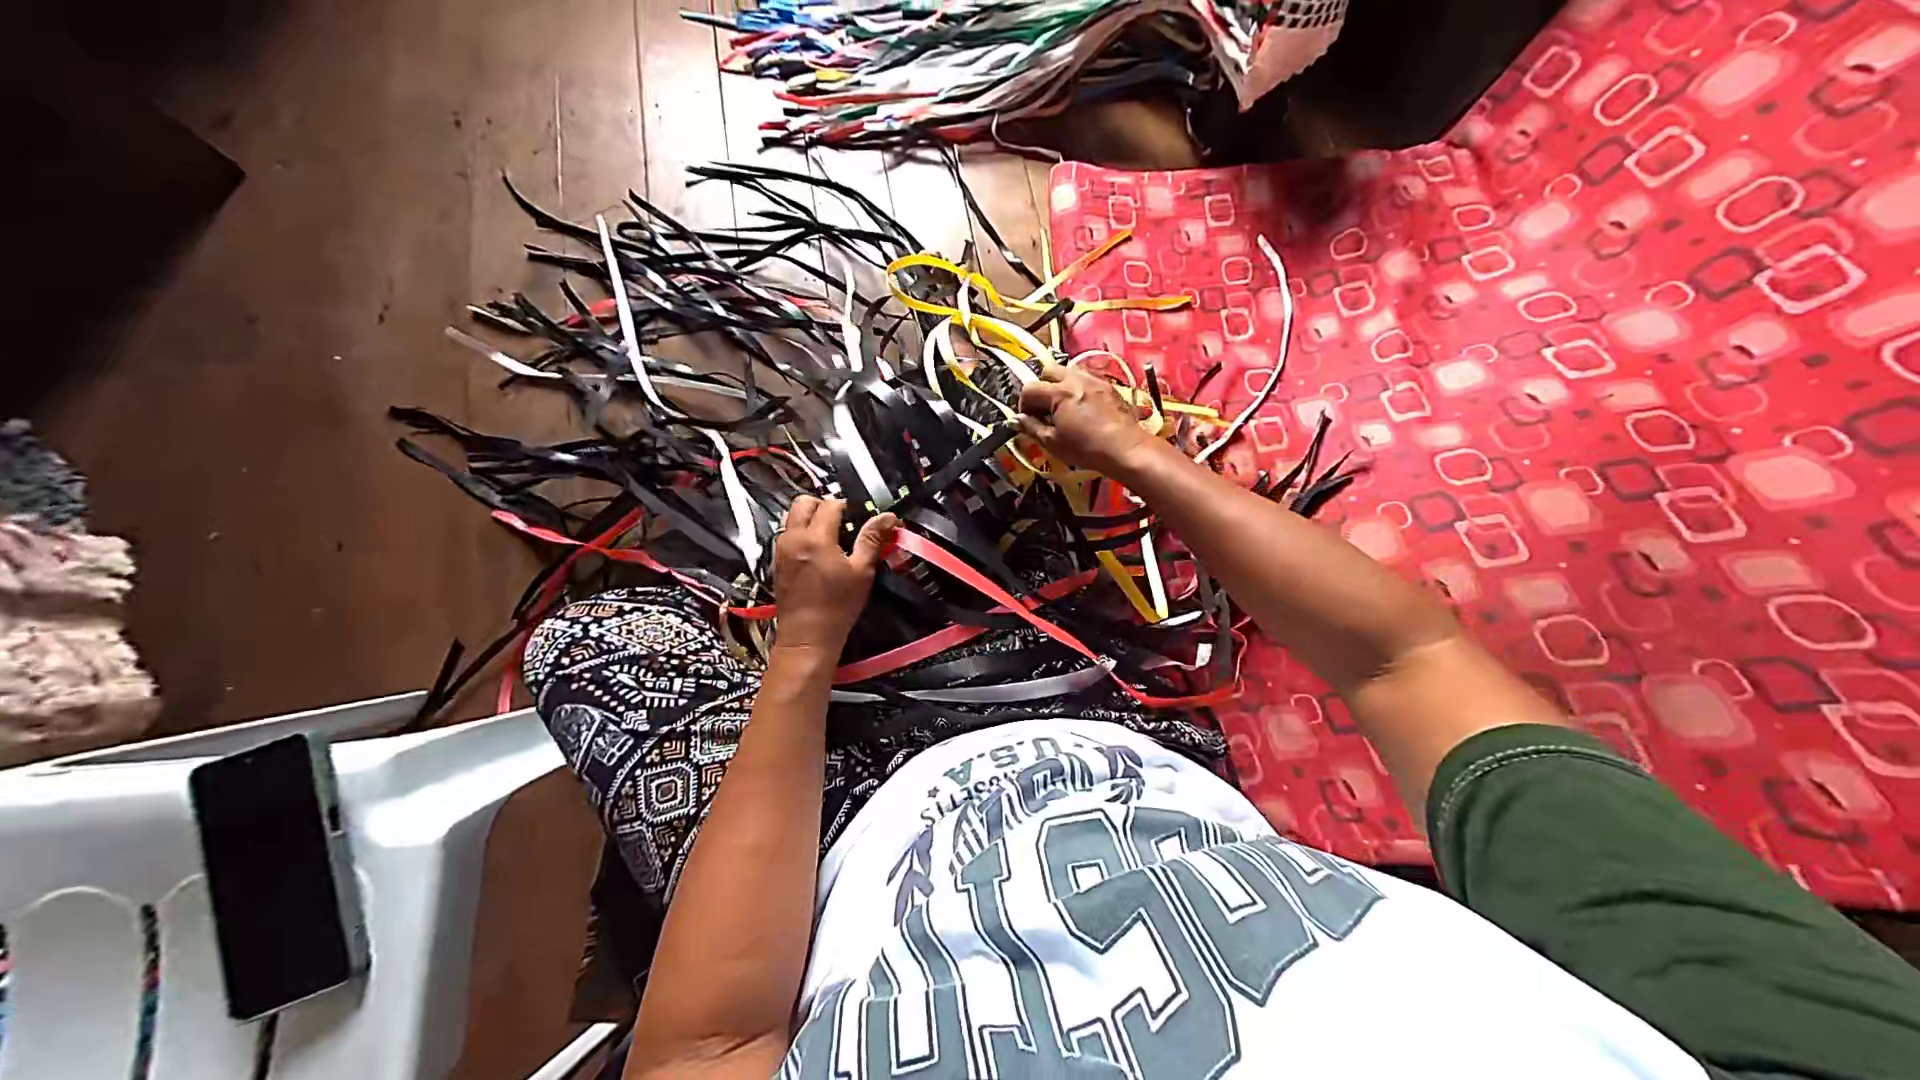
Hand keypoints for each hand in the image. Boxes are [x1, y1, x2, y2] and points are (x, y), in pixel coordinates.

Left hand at [771, 497, 896, 653]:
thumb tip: (888, 517)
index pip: (830, 505)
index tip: (858, 518)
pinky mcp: (777, 561)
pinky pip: (787, 534)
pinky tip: (817, 551)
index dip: (847, 507)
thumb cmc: (838, 606)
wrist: (807, 636)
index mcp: (816, 538)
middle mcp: (794, 538)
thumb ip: (872, 539)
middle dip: (823, 505)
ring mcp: (782, 549)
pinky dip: (800, 532)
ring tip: (830, 535)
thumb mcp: (862, 571)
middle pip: (803, 502)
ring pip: (792, 517)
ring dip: (809, 517)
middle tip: (841, 521)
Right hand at [1017, 365, 1159, 478]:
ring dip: (1060, 385)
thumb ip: (1031, 428)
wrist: (1126, 449)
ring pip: (1069, 372)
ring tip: (1063, 408)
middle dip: (1041, 388)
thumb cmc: (1086, 448)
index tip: (1029, 420)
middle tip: (1044, 410)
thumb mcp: (1053, 442)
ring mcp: (1095, 380)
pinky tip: (1082, 408)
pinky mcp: (1109, 386)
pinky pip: (1087, 379)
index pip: (1029, 389)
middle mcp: (1076, 379)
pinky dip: (1078, 389)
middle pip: (1048, 371)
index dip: (1024, 405)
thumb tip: (1015, 420)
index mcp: (1059, 392)